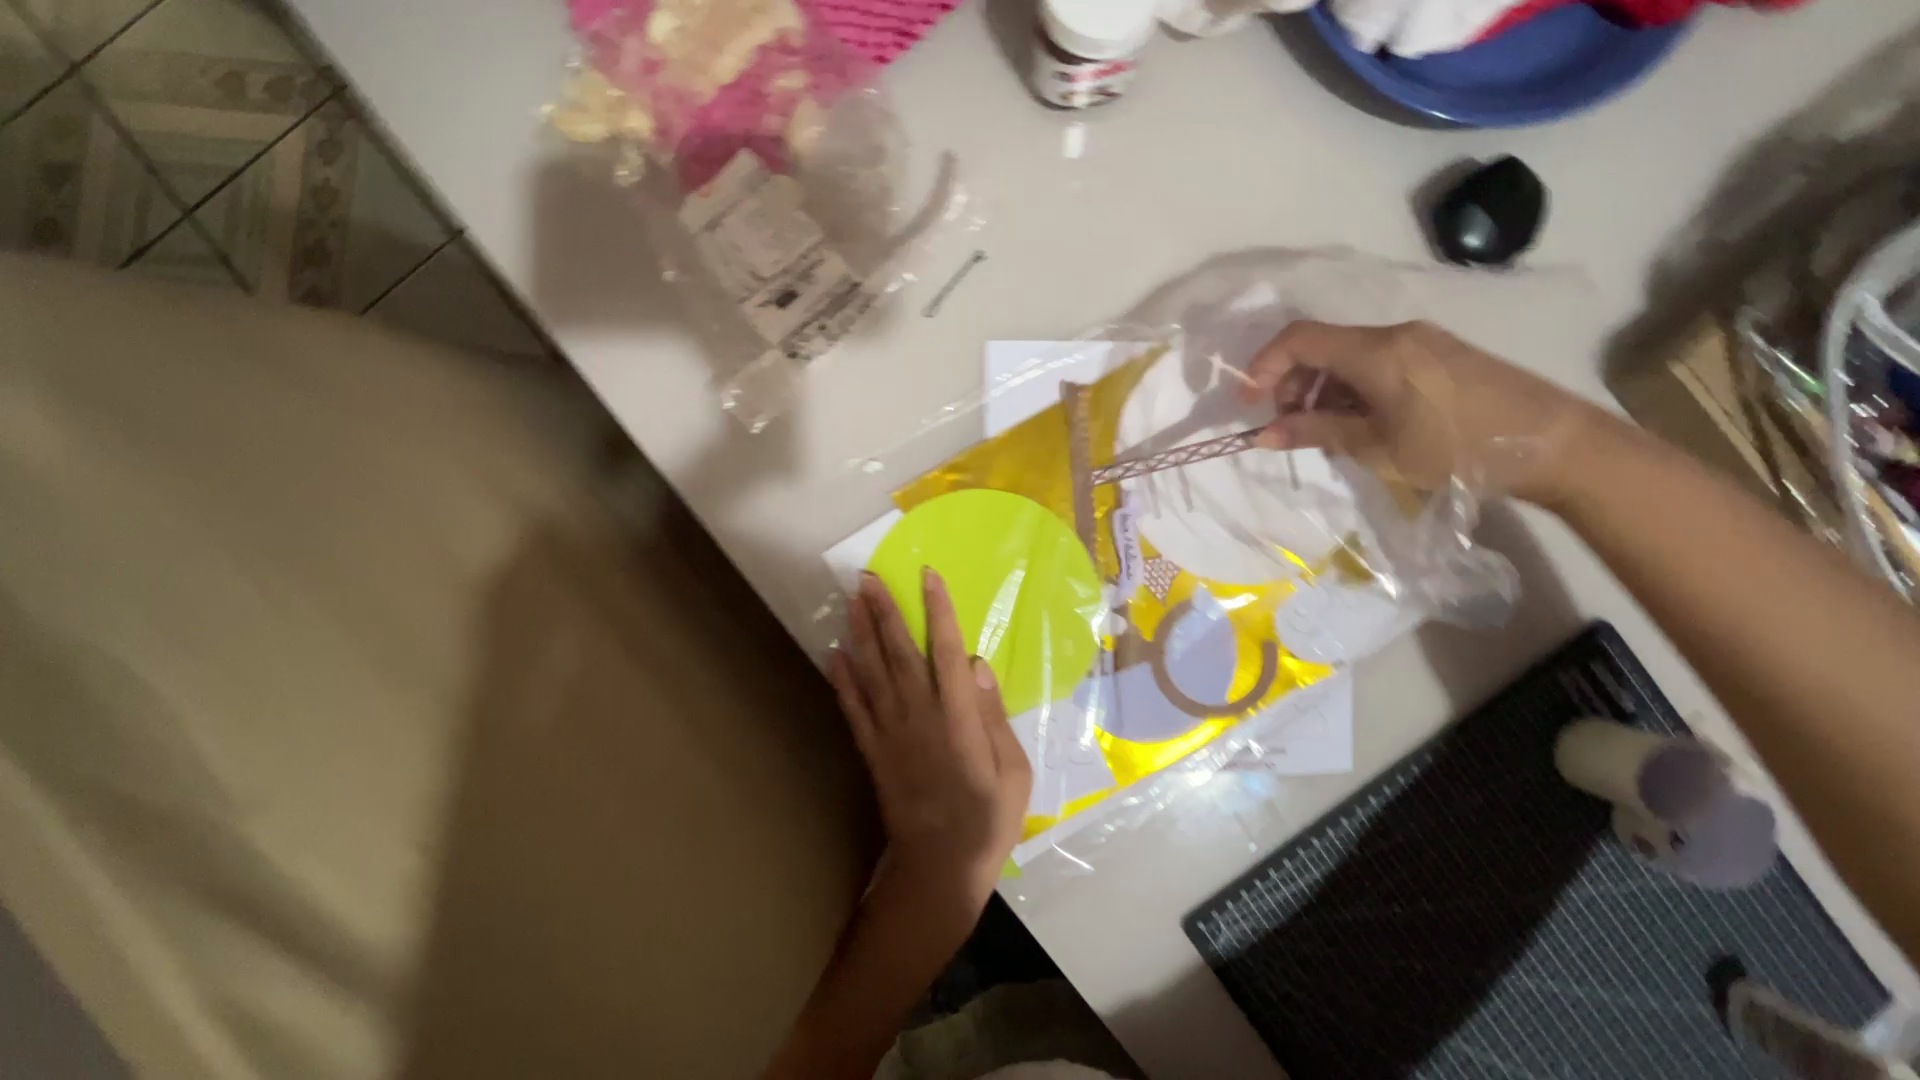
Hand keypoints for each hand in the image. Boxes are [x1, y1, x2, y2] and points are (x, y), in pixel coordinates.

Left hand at [828, 569, 1032, 911]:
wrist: (942, 866)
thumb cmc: (990, 819)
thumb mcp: (1014, 770)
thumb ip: (993, 715)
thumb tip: (977, 664)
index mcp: (959, 719)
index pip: (947, 652)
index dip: (938, 611)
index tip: (928, 577)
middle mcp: (920, 718)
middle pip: (900, 653)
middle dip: (885, 612)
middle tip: (869, 577)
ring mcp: (891, 734)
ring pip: (873, 673)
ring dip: (861, 635)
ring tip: (851, 601)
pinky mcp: (873, 753)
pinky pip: (854, 709)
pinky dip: (842, 680)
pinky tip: (834, 654)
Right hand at [1241, 320, 1605, 505]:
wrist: (1551, 442)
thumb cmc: (1457, 447)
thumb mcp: (1378, 447)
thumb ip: (1317, 433)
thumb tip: (1262, 435)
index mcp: (1376, 351)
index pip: (1299, 339)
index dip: (1263, 367)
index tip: (1247, 404)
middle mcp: (1395, 335)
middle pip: (1322, 347)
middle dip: (1291, 384)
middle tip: (1287, 427)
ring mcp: (1420, 343)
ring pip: (1348, 357)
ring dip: (1321, 390)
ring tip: (1323, 433)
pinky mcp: (1439, 357)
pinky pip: (1376, 364)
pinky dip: (1352, 389)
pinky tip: (1359, 424)